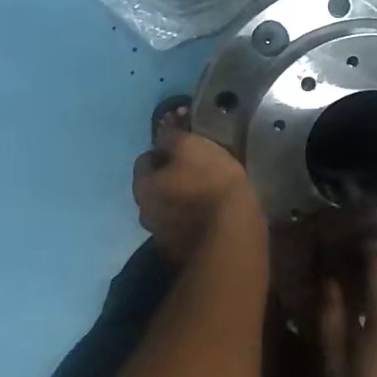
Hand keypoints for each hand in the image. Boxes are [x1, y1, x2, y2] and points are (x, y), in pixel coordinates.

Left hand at [132, 108, 261, 263]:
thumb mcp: (192, 146)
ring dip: (183, 200)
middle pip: (155, 186)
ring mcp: (163, 237)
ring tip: (209, 192)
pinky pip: (185, 228)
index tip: (188, 146)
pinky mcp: (183, 253)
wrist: (232, 235)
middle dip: (172, 177)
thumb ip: (173, 134)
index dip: (164, 149)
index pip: (145, 159)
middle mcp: (145, 214)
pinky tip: (214, 215)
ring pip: (169, 209)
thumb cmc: (210, 183)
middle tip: (199, 168)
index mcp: (143, 187)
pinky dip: (195, 220)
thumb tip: (164, 123)